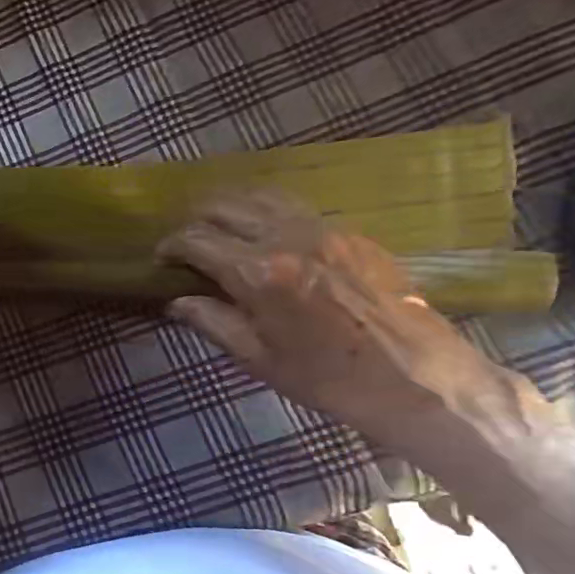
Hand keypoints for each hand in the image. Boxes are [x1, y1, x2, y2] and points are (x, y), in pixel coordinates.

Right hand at [157, 190, 547, 453]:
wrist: (413, 377)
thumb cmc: (325, 377)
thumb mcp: (257, 357)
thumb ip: (212, 321)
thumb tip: (177, 302)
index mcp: (260, 274)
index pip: (199, 241)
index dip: (172, 246)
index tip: (160, 259)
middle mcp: (288, 238)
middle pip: (226, 207)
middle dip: (196, 220)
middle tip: (186, 244)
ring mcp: (324, 229)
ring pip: (262, 196)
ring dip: (231, 207)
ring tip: (218, 228)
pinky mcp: (349, 233)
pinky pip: (295, 207)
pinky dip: (266, 212)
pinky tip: (262, 233)